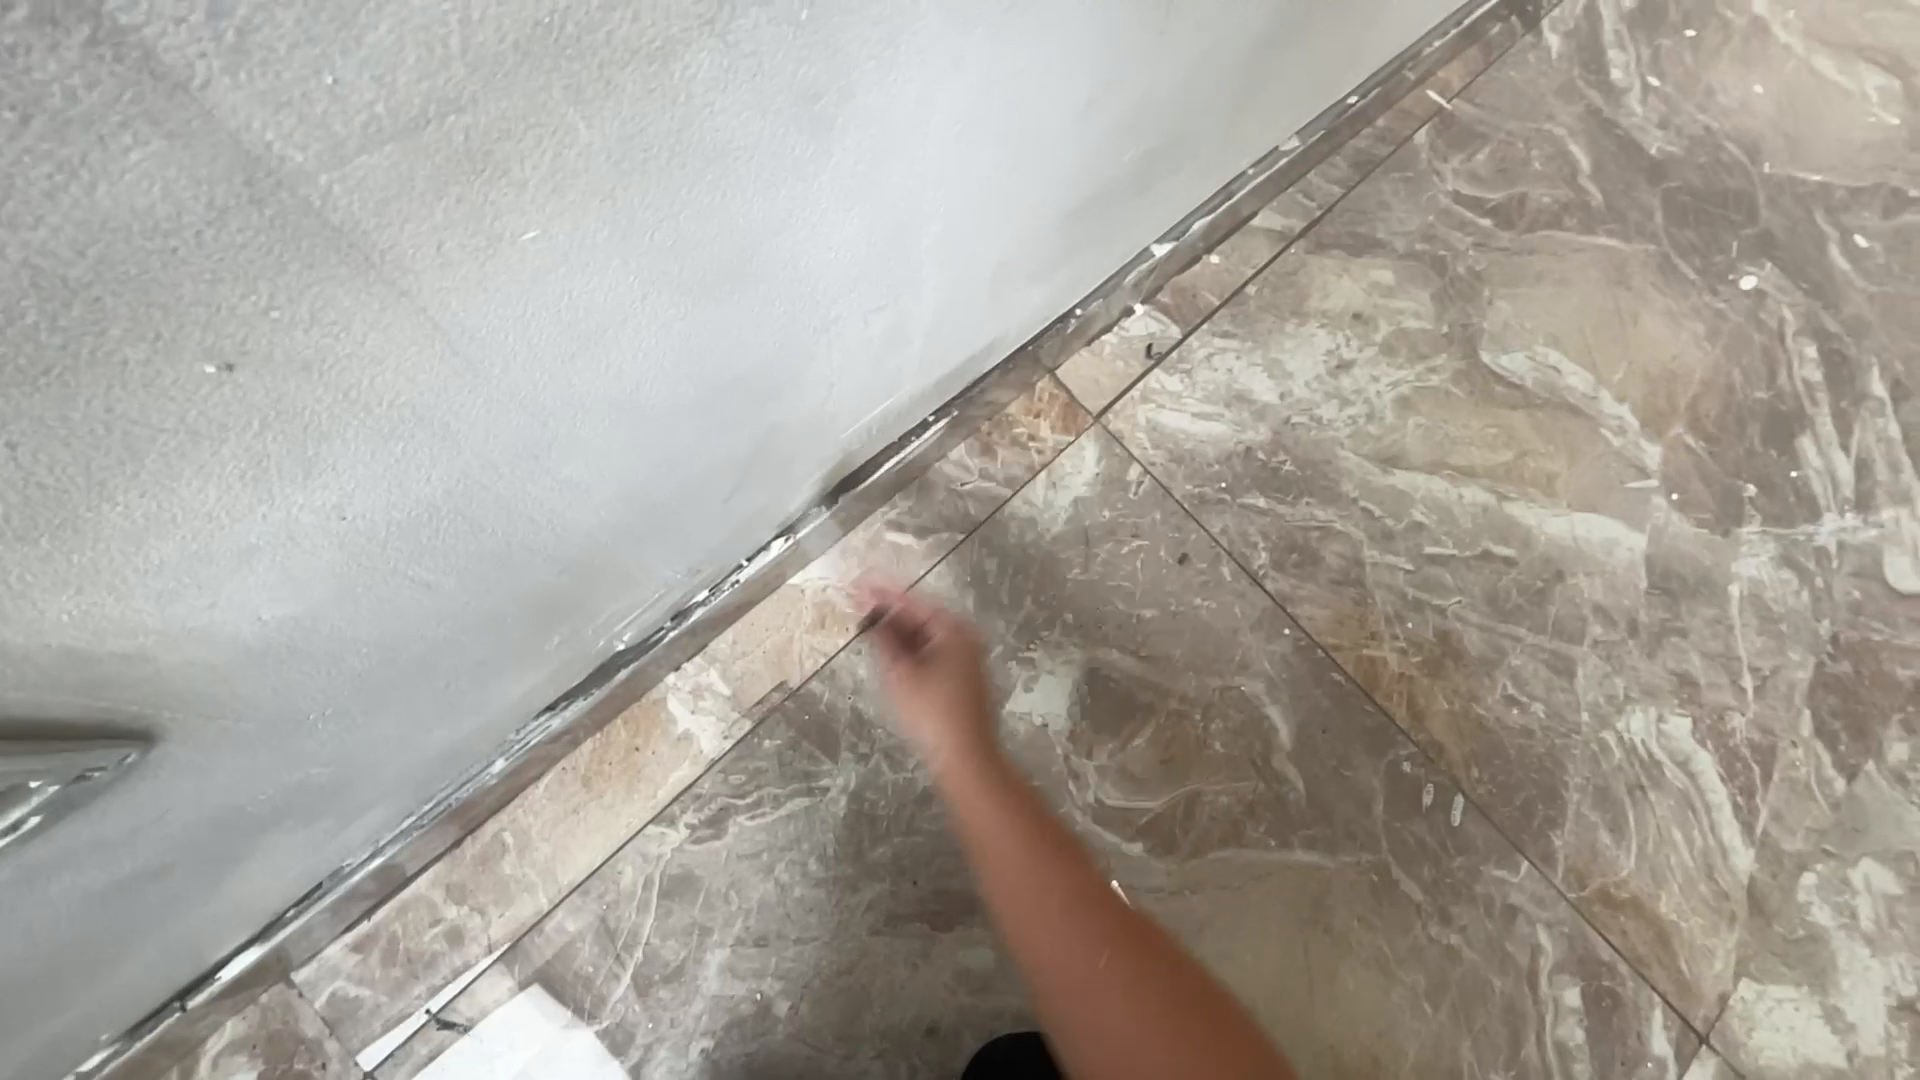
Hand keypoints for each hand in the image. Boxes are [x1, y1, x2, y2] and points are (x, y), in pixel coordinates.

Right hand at [856, 580, 1000, 772]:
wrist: (966, 758)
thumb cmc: (932, 713)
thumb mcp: (900, 674)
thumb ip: (884, 640)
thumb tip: (872, 616)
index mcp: (954, 630)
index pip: (914, 602)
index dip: (883, 593)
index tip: (859, 582)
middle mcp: (966, 638)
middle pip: (922, 617)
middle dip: (891, 612)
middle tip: (859, 603)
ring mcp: (968, 659)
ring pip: (926, 636)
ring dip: (899, 632)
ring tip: (868, 626)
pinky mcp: (963, 679)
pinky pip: (932, 652)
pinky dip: (911, 650)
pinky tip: (890, 654)